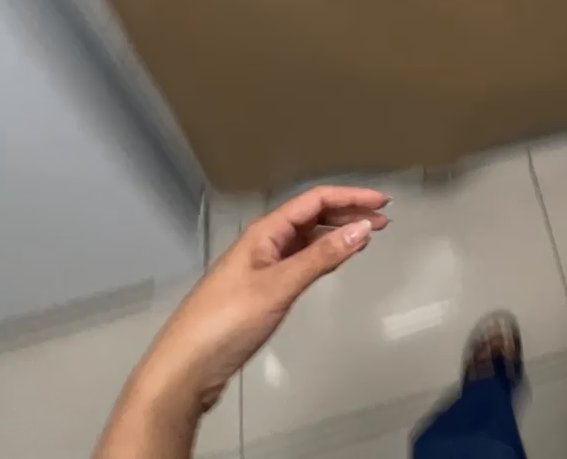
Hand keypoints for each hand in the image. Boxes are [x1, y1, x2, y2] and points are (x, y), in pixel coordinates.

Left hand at [123, 186, 390, 421]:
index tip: (381, 201)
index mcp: (266, 231)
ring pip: (308, 237)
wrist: (184, 369)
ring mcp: (263, 264)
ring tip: (367, 235)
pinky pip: (302, 258)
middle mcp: (265, 241)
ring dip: (338, 232)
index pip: (315, 200)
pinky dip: (324, 254)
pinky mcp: (263, 288)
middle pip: (313, 214)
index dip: (350, 196)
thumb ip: (322, 256)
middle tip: (382, 218)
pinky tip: (337, 258)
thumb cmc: (225, 322)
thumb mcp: (279, 286)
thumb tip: (363, 228)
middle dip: (348, 211)